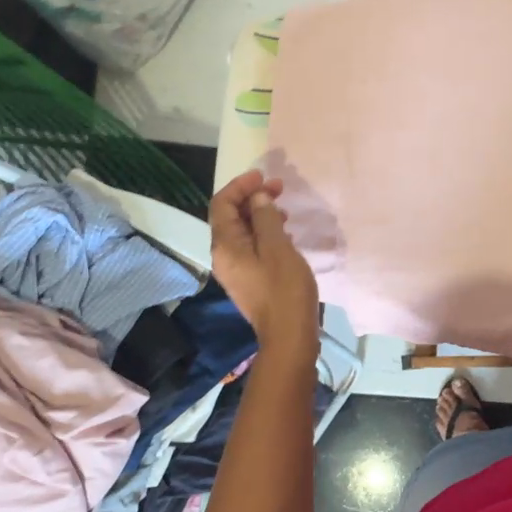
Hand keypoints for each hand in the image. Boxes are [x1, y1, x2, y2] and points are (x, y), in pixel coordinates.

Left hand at [209, 169, 318, 356]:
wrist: (289, 335)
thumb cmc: (285, 289)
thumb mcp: (278, 248)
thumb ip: (266, 219)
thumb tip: (258, 199)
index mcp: (225, 246)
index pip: (222, 204)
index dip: (241, 186)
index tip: (264, 177)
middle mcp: (224, 256)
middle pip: (230, 218)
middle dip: (252, 199)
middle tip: (279, 189)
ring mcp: (236, 271)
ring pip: (242, 234)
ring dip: (260, 216)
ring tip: (284, 211)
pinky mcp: (249, 281)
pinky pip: (252, 249)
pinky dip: (265, 235)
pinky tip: (285, 236)